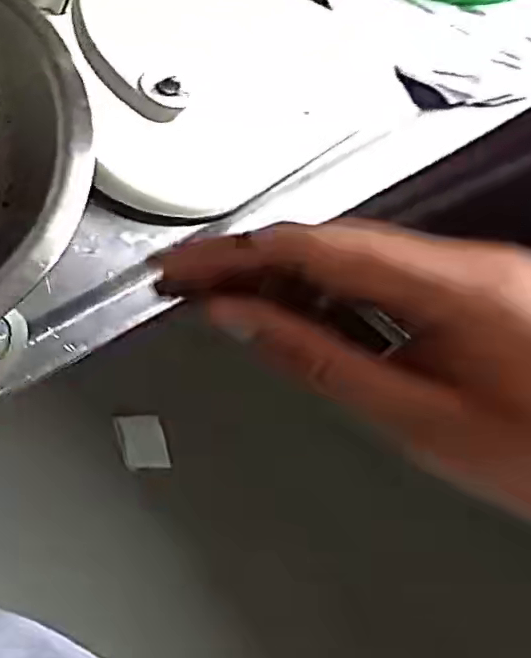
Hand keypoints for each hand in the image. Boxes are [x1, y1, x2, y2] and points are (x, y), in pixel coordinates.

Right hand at [157, 220, 530, 517]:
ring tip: (221, 296)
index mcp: (457, 286)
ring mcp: (484, 274)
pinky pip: (378, 271)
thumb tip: (231, 316)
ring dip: (274, 273)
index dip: (224, 254)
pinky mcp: (485, 289)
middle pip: (322, 242)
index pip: (304, 247)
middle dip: (239, 260)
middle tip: (181, 281)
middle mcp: (474, 265)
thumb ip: (311, 357)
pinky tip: (287, 308)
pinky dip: (317, 284)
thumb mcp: (417, 415)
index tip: (172, 268)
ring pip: (346, 253)